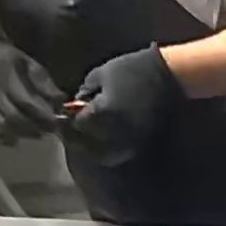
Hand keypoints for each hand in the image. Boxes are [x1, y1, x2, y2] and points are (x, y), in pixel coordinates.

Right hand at [0, 32, 65, 144]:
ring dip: (24, 134)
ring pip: (4, 127)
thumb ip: (46, 84)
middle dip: (35, 127)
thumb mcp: (31, 66)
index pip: (26, 101)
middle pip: (14, 117)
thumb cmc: (14, 64)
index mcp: (6, 75)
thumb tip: (62, 100)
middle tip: (49, 130)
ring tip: (37, 132)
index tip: (57, 121)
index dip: (43, 115)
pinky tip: (19, 136)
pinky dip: (8, 138)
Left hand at [68, 46, 181, 166]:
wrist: (164, 79)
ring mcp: (126, 142)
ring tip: (82, 138)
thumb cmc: (131, 70)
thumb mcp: (100, 74)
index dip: (66, 119)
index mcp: (102, 113)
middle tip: (66, 129)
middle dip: (74, 137)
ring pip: (99, 155)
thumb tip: (74, 107)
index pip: (77, 124)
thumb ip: (84, 93)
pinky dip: (103, 152)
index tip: (60, 113)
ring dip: (88, 148)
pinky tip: (99, 143)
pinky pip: (114, 156)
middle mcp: (113, 133)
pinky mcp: (135, 146)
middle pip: (86, 145)